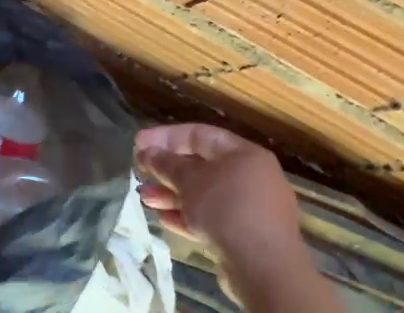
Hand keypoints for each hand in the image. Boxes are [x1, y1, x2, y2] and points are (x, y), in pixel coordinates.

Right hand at [135, 124, 338, 312]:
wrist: (265, 269)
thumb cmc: (226, 209)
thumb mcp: (189, 180)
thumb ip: (166, 163)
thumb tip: (147, 153)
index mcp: (244, 154)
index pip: (199, 134)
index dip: (165, 136)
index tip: (138, 143)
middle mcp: (252, 178)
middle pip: (202, 166)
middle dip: (168, 170)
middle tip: (141, 171)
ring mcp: (252, 210)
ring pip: (205, 194)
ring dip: (173, 195)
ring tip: (145, 199)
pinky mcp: (248, 236)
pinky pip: (214, 218)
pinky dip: (189, 216)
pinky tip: (164, 219)